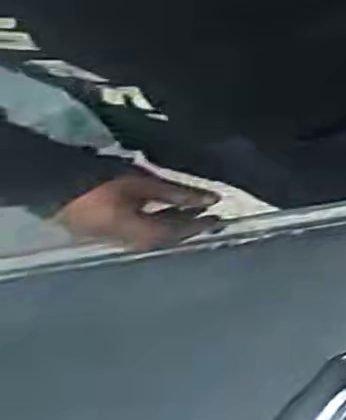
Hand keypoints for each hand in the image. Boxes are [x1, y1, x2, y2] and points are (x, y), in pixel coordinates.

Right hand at [56, 173, 217, 251]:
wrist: (54, 180)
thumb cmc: (104, 181)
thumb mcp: (148, 185)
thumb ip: (181, 194)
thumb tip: (214, 200)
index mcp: (126, 230)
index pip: (170, 234)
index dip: (195, 227)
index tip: (217, 219)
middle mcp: (113, 239)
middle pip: (158, 239)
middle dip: (185, 229)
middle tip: (208, 218)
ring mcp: (100, 236)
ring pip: (145, 237)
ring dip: (171, 226)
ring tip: (193, 212)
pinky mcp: (93, 231)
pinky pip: (131, 233)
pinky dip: (154, 225)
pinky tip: (167, 213)